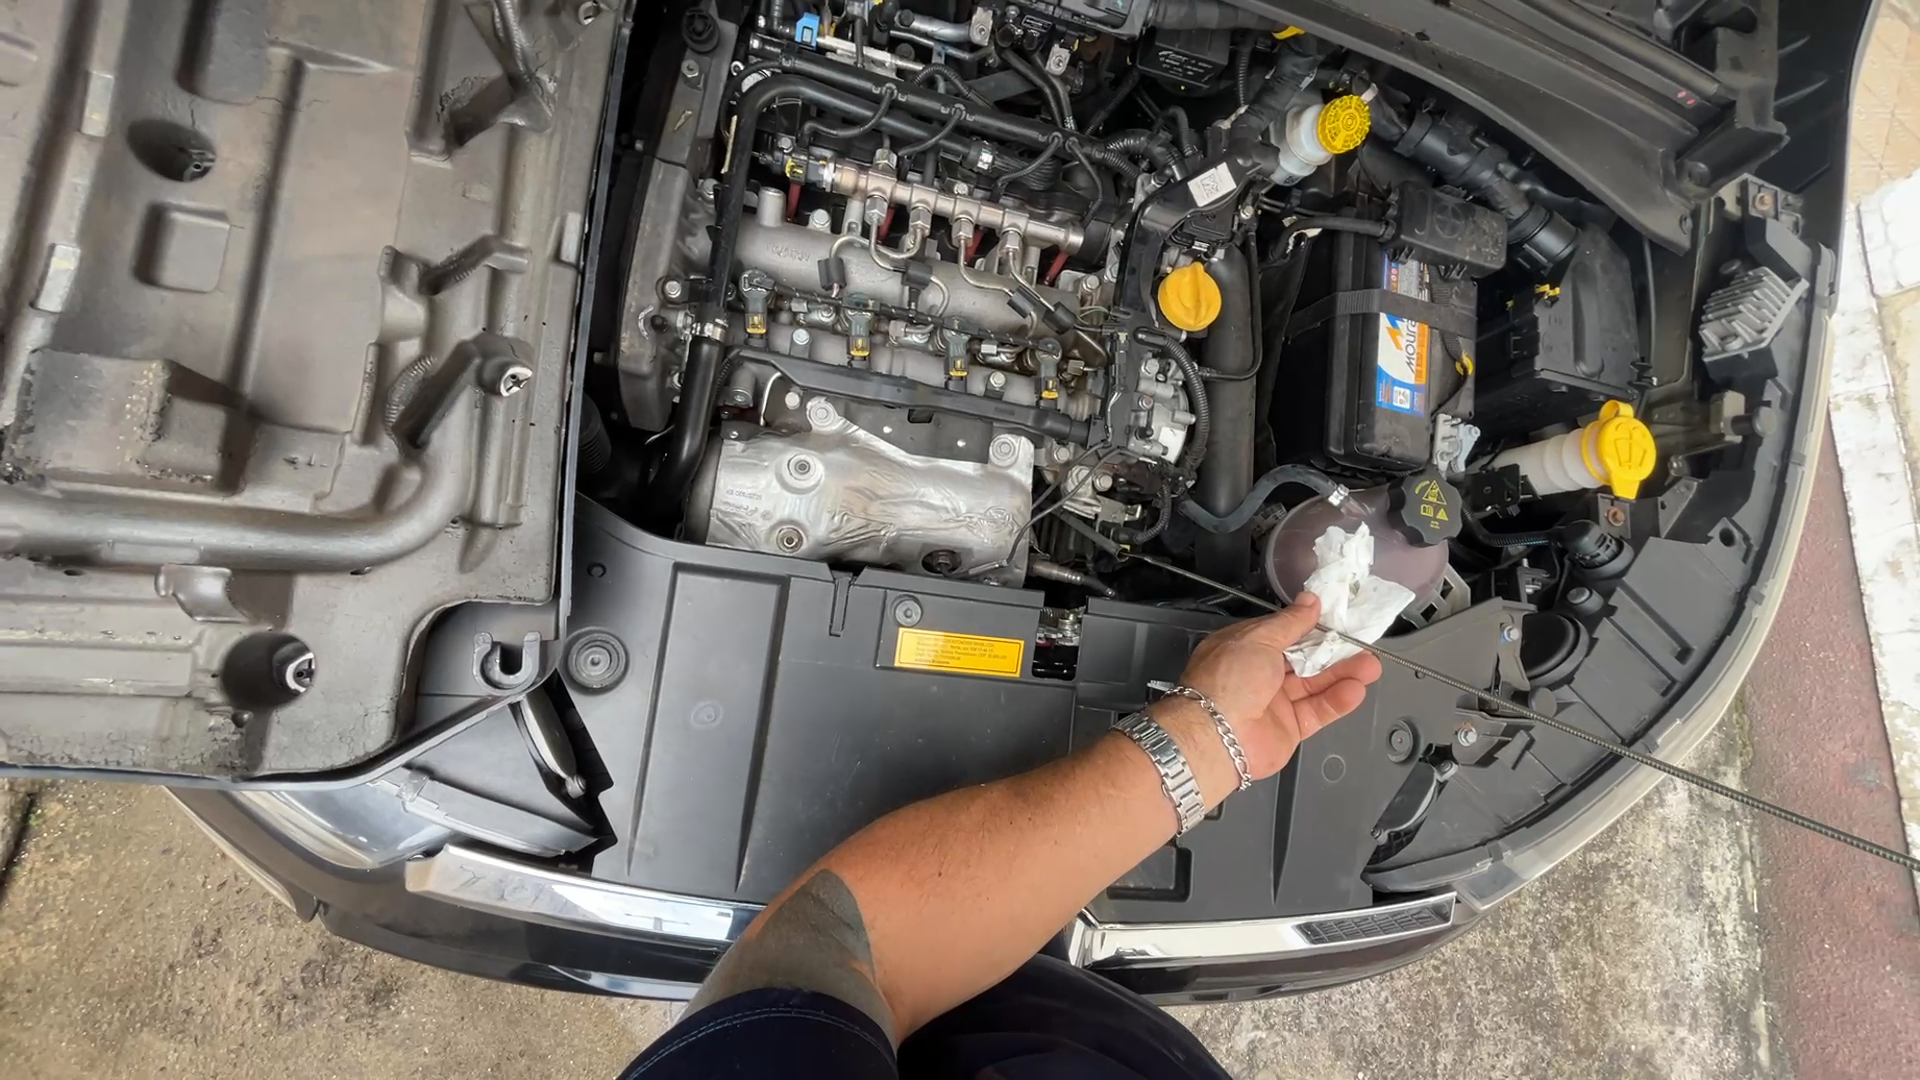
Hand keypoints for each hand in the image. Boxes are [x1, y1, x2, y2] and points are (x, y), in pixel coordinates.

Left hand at [1150, 593, 1382, 795]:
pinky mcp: (1288, 727)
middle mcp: (1257, 673)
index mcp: (1242, 647)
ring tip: (1370, 665)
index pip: (1281, 632)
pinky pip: (1318, 710)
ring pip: (1314, 684)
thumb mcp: (1258, 639)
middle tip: (1360, 643)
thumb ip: (1289, 622)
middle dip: (1331, 651)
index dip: (1307, 626)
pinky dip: (1337, 700)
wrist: (1218, 735)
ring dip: (1342, 674)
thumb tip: (1309, 601)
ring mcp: (1273, 701)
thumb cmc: (1228, 680)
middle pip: (1302, 659)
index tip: (1335, 619)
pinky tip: (1356, 689)